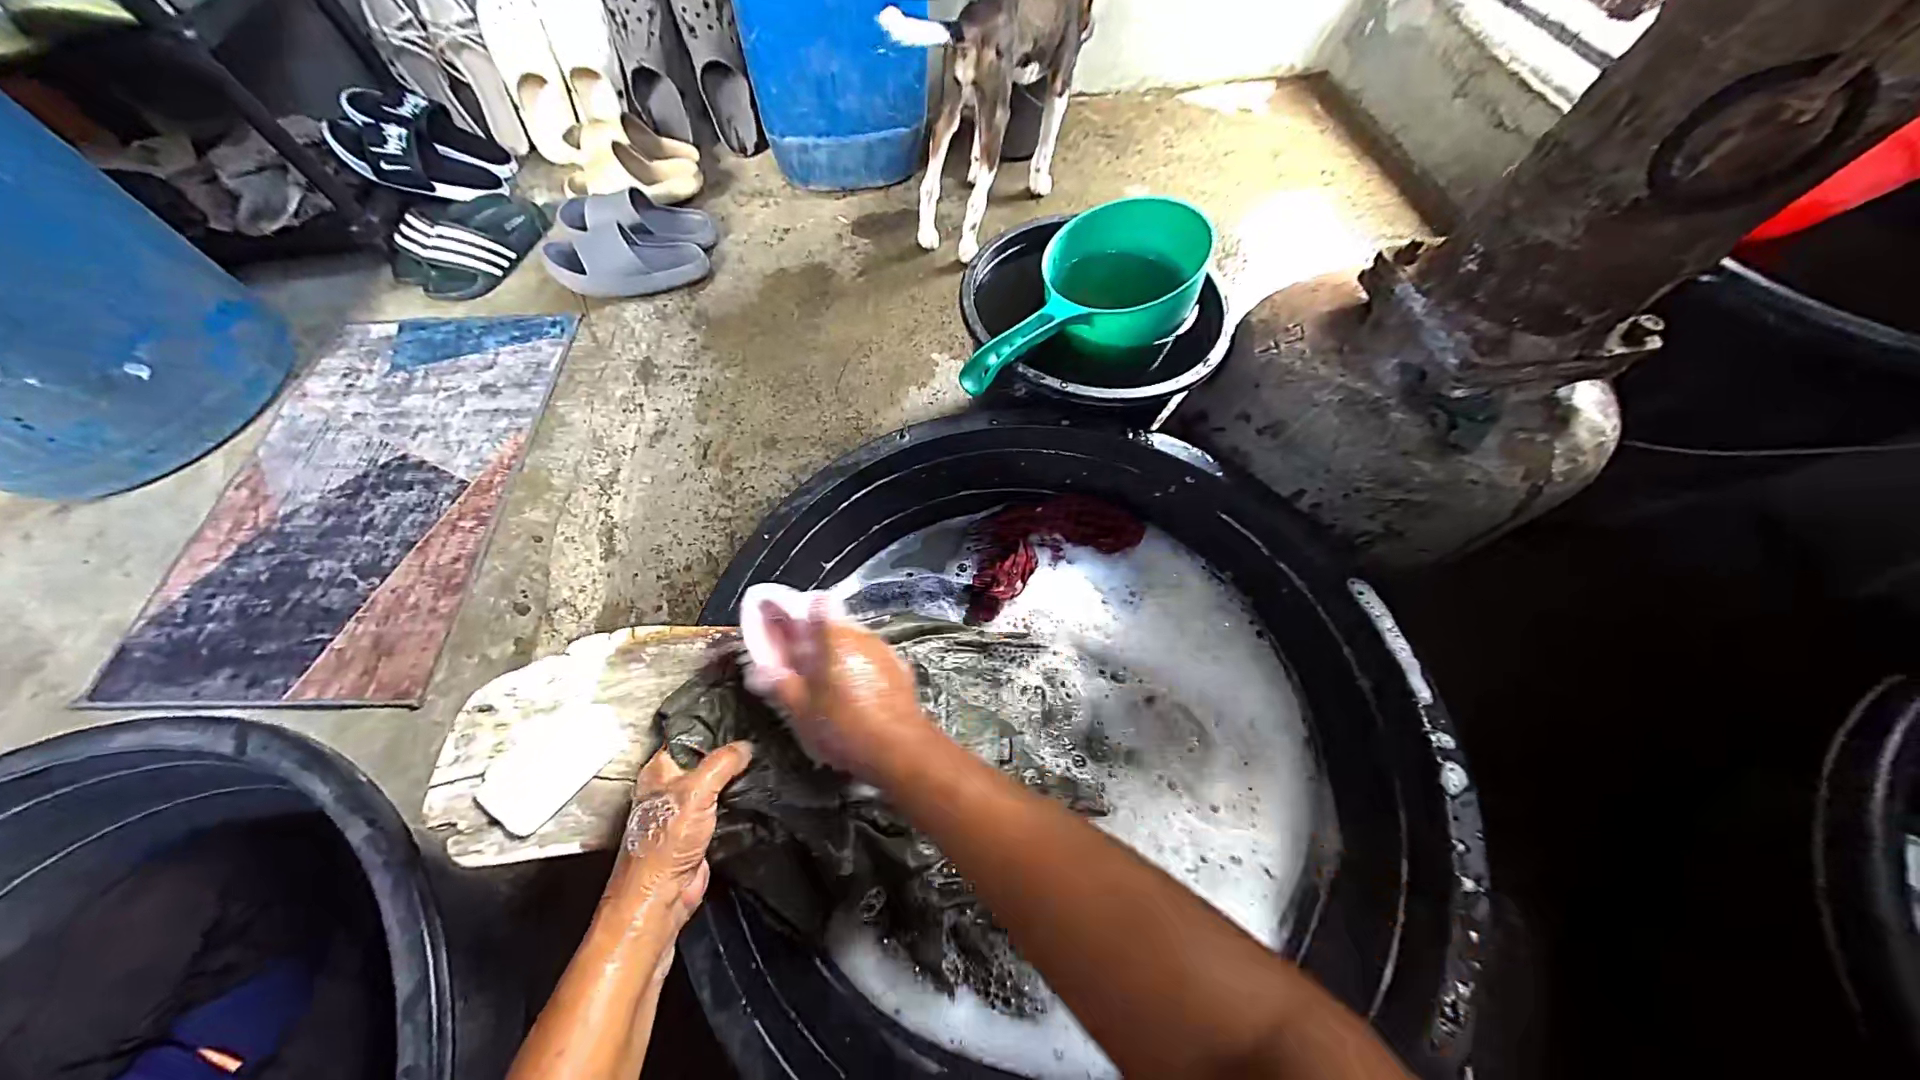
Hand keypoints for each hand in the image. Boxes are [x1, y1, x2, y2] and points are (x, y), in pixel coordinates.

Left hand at [608, 741, 753, 927]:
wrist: (662, 897)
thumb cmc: (661, 848)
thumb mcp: (695, 791)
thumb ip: (722, 763)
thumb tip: (745, 747)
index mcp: (659, 770)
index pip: (689, 737)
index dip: (714, 730)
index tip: (740, 723)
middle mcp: (671, 787)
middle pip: (708, 759)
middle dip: (730, 756)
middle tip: (755, 746)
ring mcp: (687, 809)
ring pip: (718, 783)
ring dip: (736, 780)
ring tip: (758, 768)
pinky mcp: (701, 829)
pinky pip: (725, 806)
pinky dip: (739, 802)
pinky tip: (754, 796)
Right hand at [749, 594, 936, 784]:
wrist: (900, 750)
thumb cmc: (845, 728)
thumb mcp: (800, 711)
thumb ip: (780, 685)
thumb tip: (762, 671)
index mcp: (836, 637)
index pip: (815, 604)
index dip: (798, 612)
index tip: (783, 626)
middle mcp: (863, 636)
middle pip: (834, 624)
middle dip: (815, 639)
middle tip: (799, 663)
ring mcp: (885, 651)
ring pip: (854, 643)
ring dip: (838, 655)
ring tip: (825, 684)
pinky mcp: (899, 670)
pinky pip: (871, 661)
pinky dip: (858, 670)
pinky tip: (852, 695)